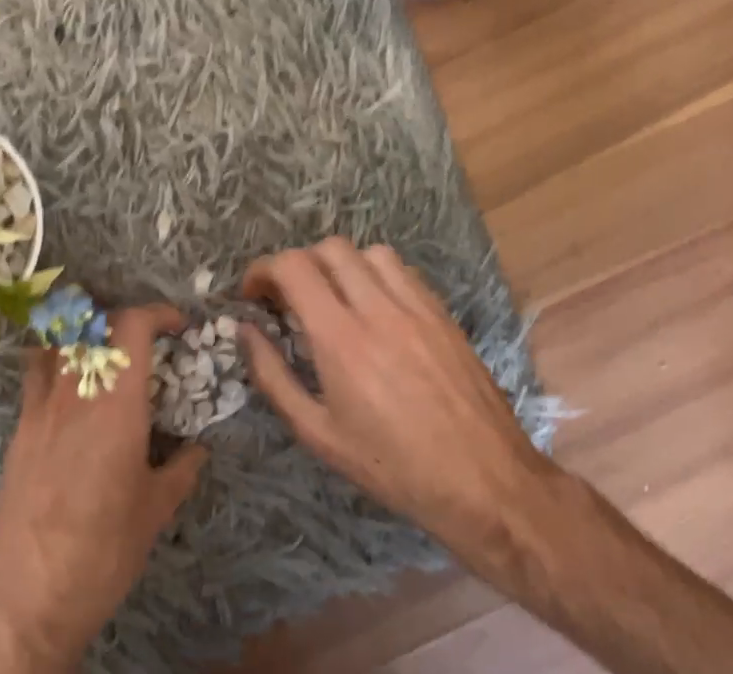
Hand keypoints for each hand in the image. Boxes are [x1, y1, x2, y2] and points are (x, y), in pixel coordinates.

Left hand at [0, 304, 208, 672]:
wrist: (28, 588)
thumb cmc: (102, 549)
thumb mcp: (155, 511)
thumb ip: (180, 471)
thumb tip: (196, 449)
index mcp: (115, 403)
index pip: (129, 326)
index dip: (156, 313)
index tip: (177, 326)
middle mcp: (73, 391)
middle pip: (91, 323)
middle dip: (123, 321)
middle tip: (147, 343)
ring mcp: (38, 405)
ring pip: (56, 339)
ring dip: (83, 332)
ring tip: (106, 355)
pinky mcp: (19, 426)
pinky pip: (36, 370)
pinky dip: (55, 359)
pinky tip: (71, 388)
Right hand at [238, 238, 555, 547]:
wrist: (486, 484)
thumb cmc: (393, 467)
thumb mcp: (318, 433)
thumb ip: (273, 376)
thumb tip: (246, 330)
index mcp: (341, 338)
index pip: (293, 267)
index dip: (262, 270)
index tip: (253, 295)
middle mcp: (378, 310)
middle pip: (329, 248)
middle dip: (297, 264)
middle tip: (288, 299)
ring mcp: (418, 309)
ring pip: (368, 253)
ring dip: (339, 266)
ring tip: (333, 300)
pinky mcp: (444, 316)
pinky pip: (403, 272)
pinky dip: (376, 276)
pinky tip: (373, 311)